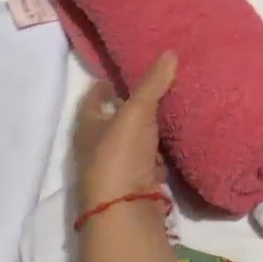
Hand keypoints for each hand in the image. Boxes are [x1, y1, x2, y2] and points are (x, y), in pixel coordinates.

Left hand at [73, 52, 176, 210]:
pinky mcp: (137, 181)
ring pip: (133, 138)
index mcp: (87, 127)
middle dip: (129, 103)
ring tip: (170, 105)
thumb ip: (152, 83)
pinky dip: (160, 148)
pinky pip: (150, 157)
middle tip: (154, 84)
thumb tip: (170, 52)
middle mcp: (96, 146)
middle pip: (112, 119)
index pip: (91, 99)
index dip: (102, 85)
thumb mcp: (136, 112)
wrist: (126, 209)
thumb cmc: (119, 155)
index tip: (119, 73)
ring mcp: (117, 166)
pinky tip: (175, 137)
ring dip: (147, 126)